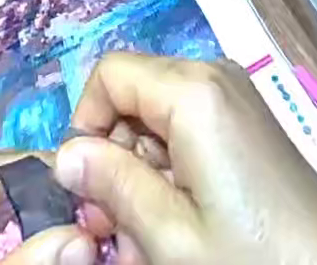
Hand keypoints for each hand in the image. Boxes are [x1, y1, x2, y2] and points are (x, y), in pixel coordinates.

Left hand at [0, 151, 98, 264]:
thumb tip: (84, 235)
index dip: (50, 179)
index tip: (99, 195)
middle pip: (6, 196)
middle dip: (54, 213)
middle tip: (103, 225)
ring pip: (11, 223)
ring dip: (50, 236)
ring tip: (94, 242)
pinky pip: (1, 248)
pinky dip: (32, 256)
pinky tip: (67, 256)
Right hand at [55, 53, 316, 264]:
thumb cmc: (252, 259)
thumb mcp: (171, 236)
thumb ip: (112, 185)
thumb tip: (64, 154)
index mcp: (192, 88)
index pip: (110, 74)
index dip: (86, 124)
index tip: (90, 187)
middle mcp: (211, 72)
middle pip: (133, 91)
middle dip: (115, 154)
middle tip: (119, 225)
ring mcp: (231, 90)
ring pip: (156, 111)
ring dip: (141, 167)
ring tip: (153, 233)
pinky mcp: (243, 113)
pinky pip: (186, 121)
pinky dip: (171, 162)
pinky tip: (183, 216)